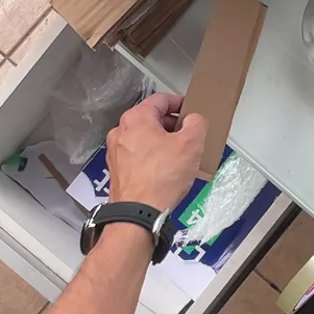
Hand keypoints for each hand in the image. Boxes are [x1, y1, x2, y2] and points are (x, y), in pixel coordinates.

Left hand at [106, 93, 205, 211]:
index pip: (161, 100)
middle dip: (172, 125)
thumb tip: (194, 120)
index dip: (180, 102)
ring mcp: (117, 152)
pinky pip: (139, 157)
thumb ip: (197, 123)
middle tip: (189, 135)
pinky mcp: (118, 171)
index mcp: (136, 119)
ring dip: (163, 143)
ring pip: (145, 139)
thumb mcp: (191, 144)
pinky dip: (153, 158)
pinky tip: (166, 171)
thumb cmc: (160, 179)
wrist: (139, 213)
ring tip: (180, 156)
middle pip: (152, 119)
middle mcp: (121, 132)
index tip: (191, 110)